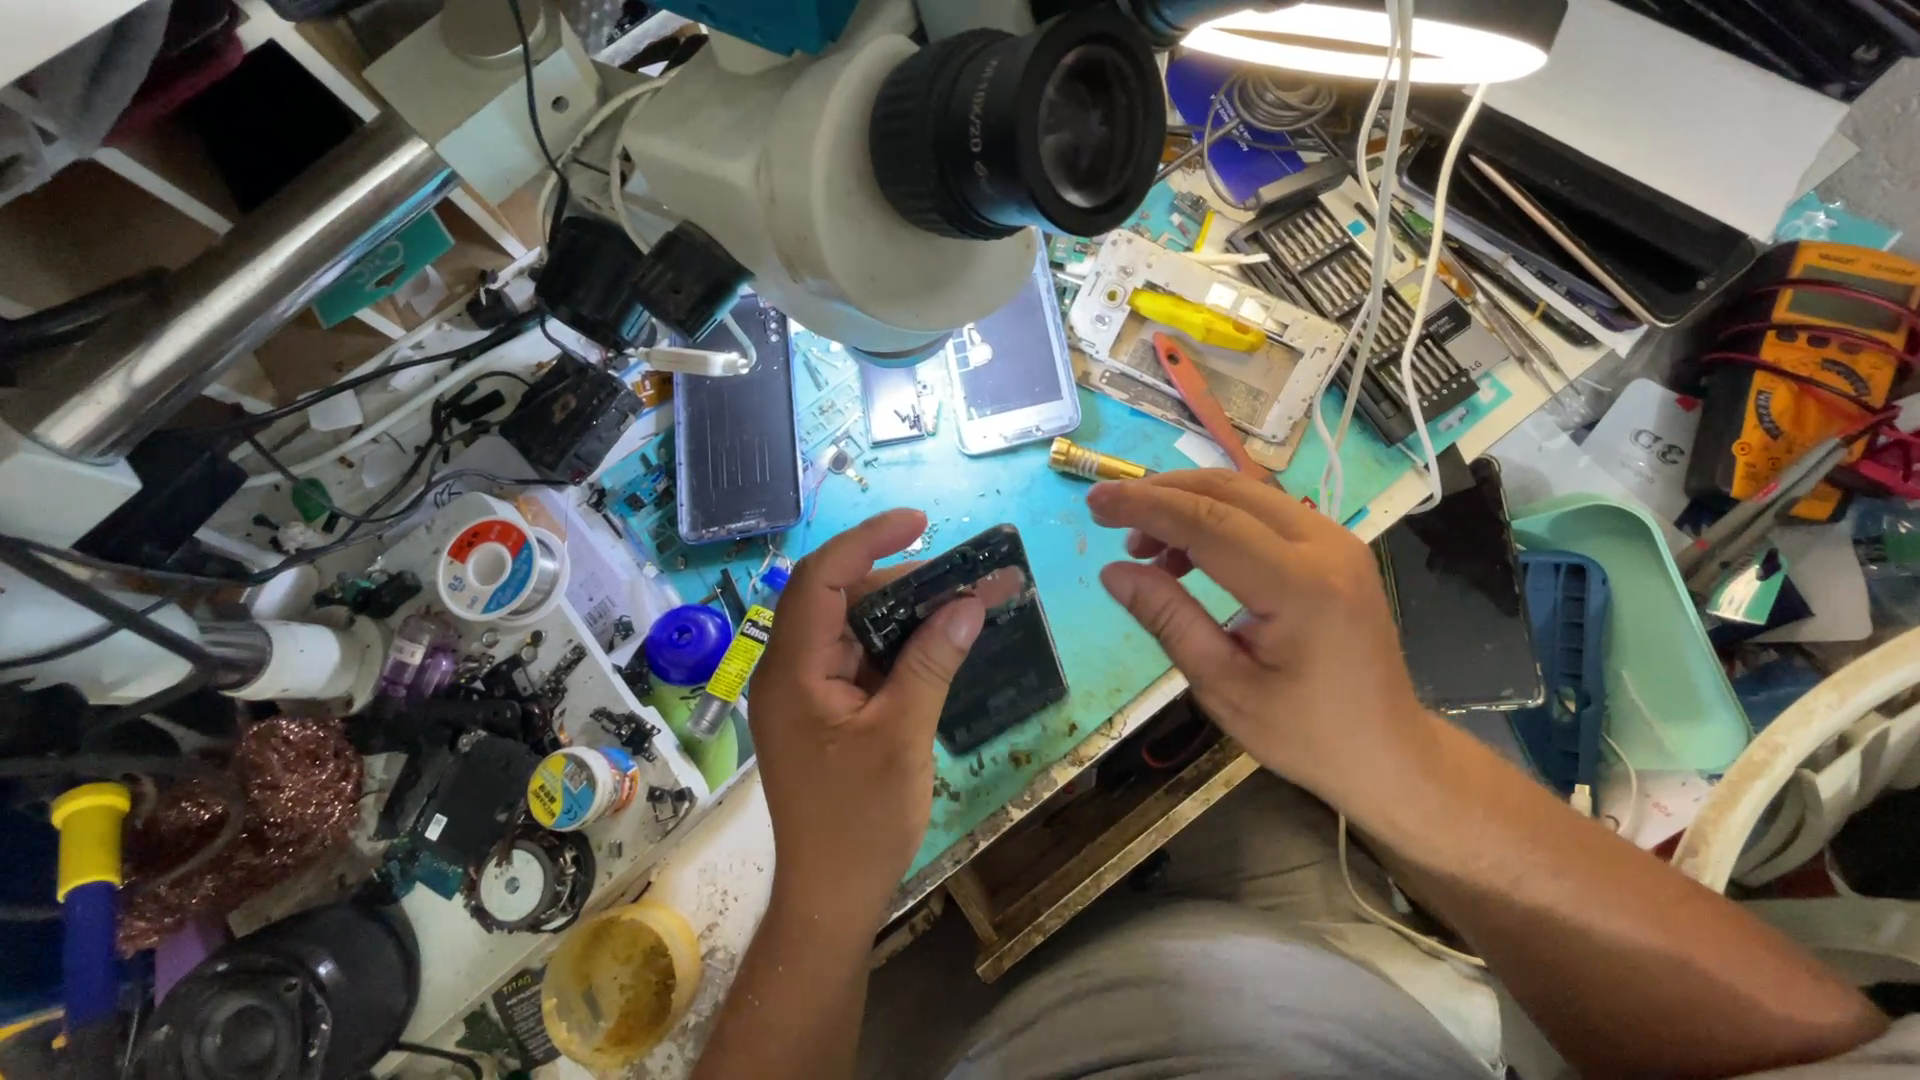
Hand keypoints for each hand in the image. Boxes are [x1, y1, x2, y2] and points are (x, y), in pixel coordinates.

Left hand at [748, 509, 984, 921]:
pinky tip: (944, 642)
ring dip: (909, 614)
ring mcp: (810, 692)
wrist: (833, 895)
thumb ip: (932, 662)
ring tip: (966, 602)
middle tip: (963, 575)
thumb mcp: (902, 735)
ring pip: (857, 629)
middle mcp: (793, 670)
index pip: (820, 577)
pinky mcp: (829, 712)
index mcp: (793, 669)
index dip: (868, 539)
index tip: (919, 523)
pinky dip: (902, 648)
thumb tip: (969, 602)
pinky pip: (864, 661)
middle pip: (842, 598)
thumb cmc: (859, 821)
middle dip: (903, 580)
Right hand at [1086, 471, 1435, 805]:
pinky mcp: (1335, 548)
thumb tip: (1114, 573)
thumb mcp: (1224, 686)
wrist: (1388, 751)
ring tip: (1142, 547)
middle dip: (1160, 495)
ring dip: (1186, 505)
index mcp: (1300, 587)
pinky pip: (1264, 512)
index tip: (1095, 504)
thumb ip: (1169, 620)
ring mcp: (1336, 541)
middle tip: (1108, 518)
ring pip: (1246, 493)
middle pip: (1227, 492)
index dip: (1145, 507)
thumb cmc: (1305, 733)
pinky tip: (1186, 556)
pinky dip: (1216, 519)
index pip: (1208, 523)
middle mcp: (1325, 547)